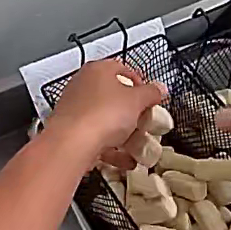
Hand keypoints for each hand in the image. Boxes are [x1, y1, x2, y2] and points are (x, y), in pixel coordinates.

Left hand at [43, 58, 167, 166]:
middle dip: (131, 113)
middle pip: (113, 97)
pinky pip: (96, 138)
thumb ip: (151, 93)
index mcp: (97, 70)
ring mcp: (75, 110)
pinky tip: (125, 160)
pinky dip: (111, 149)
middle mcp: (82, 87)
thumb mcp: (137, 101)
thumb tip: (159, 89)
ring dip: (123, 134)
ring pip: (104, 120)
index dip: (139, 83)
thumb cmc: (100, 115)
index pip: (122, 69)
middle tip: (144, 122)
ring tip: (137, 145)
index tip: (150, 96)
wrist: (72, 144)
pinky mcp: (71, 132)